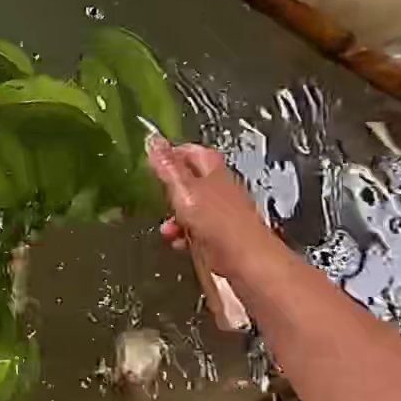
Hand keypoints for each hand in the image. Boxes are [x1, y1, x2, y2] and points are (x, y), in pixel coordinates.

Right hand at [145, 136, 281, 280]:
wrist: (247, 262)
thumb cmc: (218, 223)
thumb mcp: (184, 189)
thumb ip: (167, 166)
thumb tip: (153, 139)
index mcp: (213, 173)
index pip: (194, 152)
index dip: (174, 153)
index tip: (154, 159)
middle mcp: (221, 190)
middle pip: (192, 180)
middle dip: (171, 188)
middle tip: (156, 193)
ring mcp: (223, 214)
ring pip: (192, 207)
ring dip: (175, 215)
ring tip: (166, 226)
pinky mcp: (223, 236)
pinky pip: (197, 229)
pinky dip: (185, 234)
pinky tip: (178, 242)